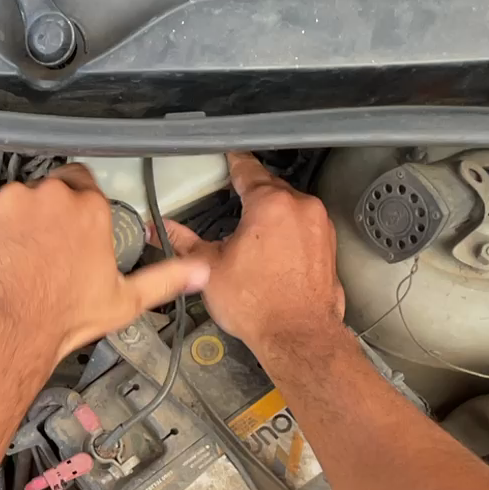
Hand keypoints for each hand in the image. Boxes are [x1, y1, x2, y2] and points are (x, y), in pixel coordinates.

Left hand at [0, 166, 209, 366]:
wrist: (13, 330)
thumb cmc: (63, 317)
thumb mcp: (125, 300)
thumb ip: (165, 278)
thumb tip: (198, 272)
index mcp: (89, 208)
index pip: (86, 185)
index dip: (79, 206)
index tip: (73, 227)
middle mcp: (52, 197)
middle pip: (51, 191)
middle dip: (49, 214)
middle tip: (46, 248)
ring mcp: (13, 204)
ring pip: (17, 201)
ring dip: (19, 221)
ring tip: (22, 257)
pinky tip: (0, 258)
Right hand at [161, 152, 344, 350]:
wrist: (296, 334)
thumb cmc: (259, 305)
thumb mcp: (208, 268)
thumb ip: (184, 241)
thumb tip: (162, 229)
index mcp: (270, 205)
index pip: (248, 170)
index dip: (233, 161)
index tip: (229, 155)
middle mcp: (300, 208)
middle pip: (270, 188)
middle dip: (249, 195)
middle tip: (228, 203)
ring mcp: (318, 226)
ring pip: (288, 208)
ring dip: (268, 216)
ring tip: (246, 236)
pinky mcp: (327, 245)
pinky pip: (302, 227)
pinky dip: (285, 232)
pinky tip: (268, 253)